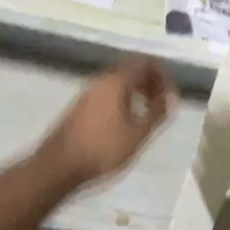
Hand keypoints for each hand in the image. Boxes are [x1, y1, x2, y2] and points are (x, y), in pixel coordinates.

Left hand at [39, 56, 174, 183]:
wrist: (57, 167)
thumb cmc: (102, 149)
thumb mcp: (137, 134)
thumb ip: (157, 113)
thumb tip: (172, 98)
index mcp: (117, 81)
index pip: (145, 62)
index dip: (162, 73)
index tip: (172, 93)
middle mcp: (101, 80)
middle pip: (131, 68)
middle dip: (150, 81)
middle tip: (162, 101)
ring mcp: (88, 93)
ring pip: (118, 81)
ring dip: (136, 90)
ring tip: (147, 112)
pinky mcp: (80, 107)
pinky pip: (108, 92)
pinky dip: (123, 98)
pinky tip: (126, 120)